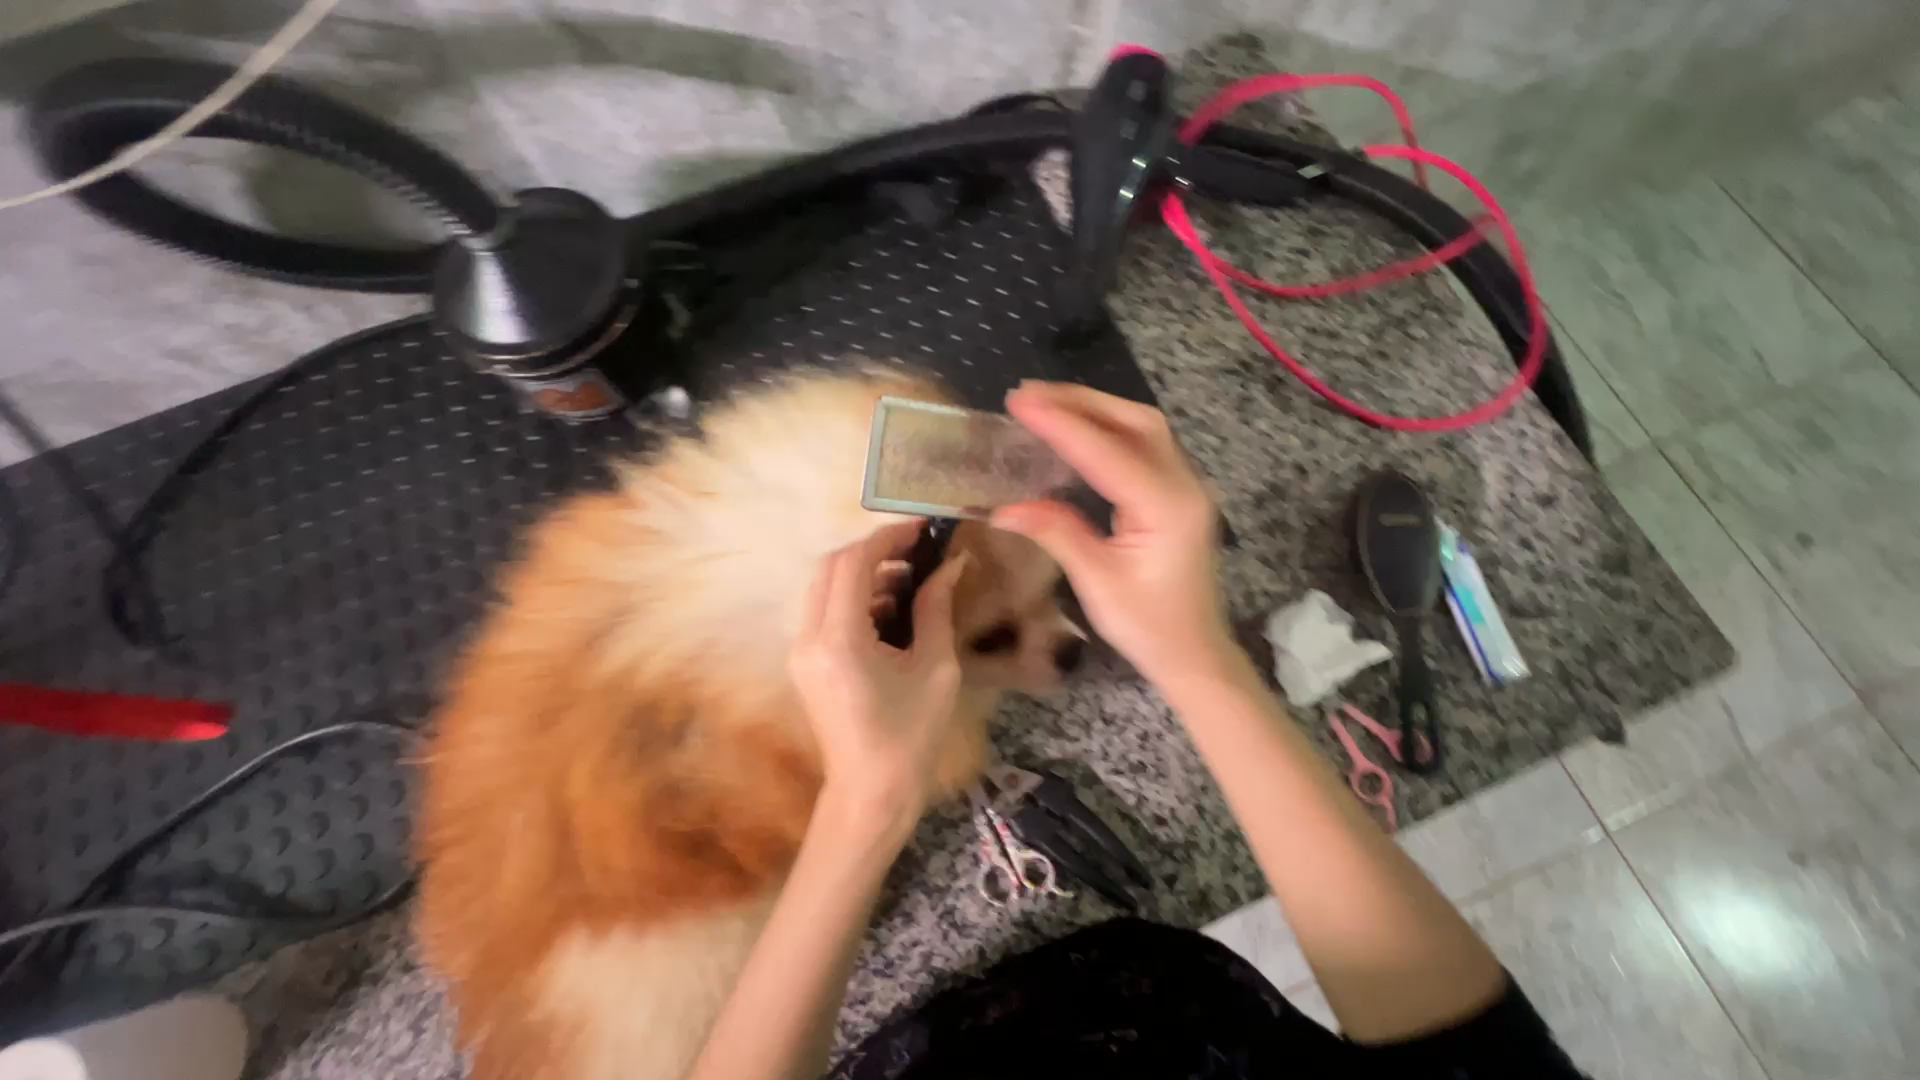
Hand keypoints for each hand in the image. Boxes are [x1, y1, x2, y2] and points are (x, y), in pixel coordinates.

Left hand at [789, 521, 969, 837]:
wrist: (870, 791)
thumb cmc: (910, 735)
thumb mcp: (935, 668)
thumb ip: (936, 608)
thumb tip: (951, 563)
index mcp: (840, 640)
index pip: (853, 563)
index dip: (887, 539)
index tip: (922, 529)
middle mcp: (809, 638)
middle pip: (830, 566)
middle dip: (872, 550)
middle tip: (915, 550)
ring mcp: (801, 651)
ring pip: (823, 586)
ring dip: (862, 573)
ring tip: (909, 579)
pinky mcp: (804, 662)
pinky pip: (824, 611)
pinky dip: (853, 597)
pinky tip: (889, 607)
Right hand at [992, 381, 1233, 683]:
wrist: (1193, 652)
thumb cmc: (1147, 626)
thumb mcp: (1096, 581)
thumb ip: (1054, 532)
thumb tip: (1001, 508)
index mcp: (1166, 507)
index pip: (1106, 451)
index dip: (1060, 424)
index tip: (1019, 402)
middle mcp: (1184, 484)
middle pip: (1133, 421)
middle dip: (1079, 401)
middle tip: (1027, 394)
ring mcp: (1186, 484)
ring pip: (1142, 426)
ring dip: (1094, 408)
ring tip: (1046, 402)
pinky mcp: (1178, 491)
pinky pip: (1145, 444)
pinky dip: (1108, 428)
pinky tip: (1077, 429)